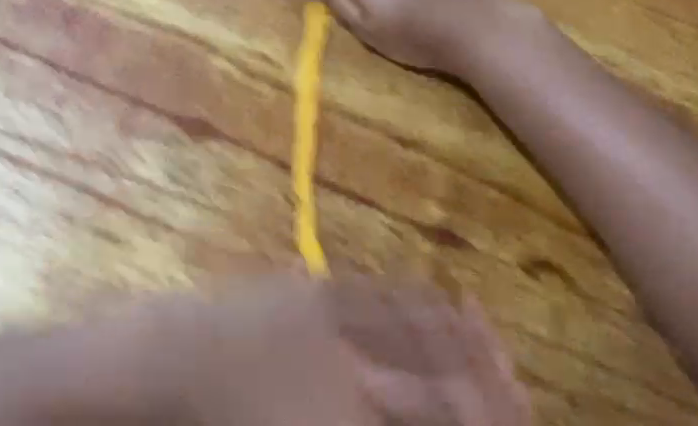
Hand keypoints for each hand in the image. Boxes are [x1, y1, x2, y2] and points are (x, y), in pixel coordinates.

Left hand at [121, 272, 528, 425]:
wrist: (174, 362)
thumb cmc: (229, 424)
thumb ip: (375, 423)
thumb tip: (424, 412)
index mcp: (355, 416)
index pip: (443, 417)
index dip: (484, 418)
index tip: (515, 417)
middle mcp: (362, 366)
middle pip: (446, 380)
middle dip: (492, 392)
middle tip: (524, 399)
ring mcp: (343, 318)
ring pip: (425, 327)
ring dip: (472, 343)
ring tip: (505, 356)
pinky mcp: (323, 284)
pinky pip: (390, 291)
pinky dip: (429, 301)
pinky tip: (452, 303)